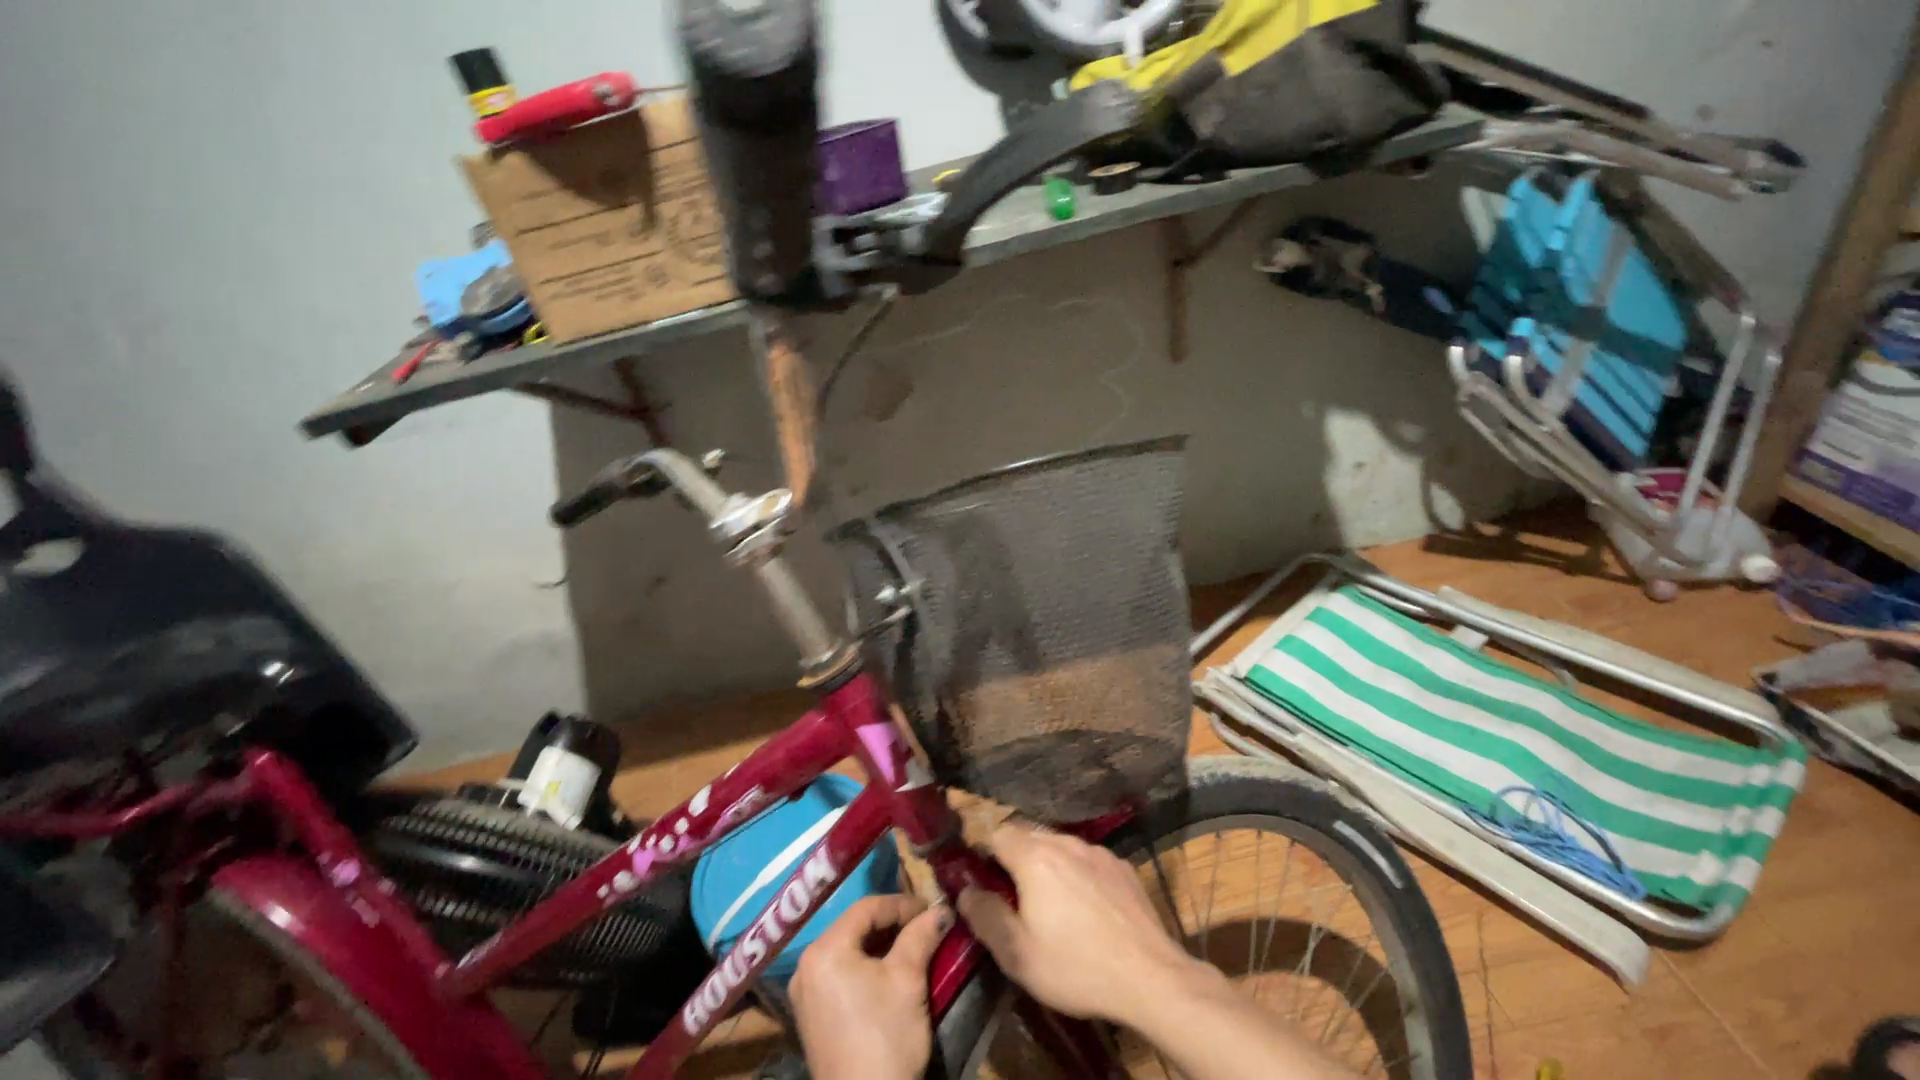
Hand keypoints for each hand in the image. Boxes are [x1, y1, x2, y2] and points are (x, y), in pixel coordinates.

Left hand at [791, 894, 953, 1079]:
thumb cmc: (886, 1036)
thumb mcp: (908, 980)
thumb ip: (922, 935)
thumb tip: (941, 910)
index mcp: (824, 950)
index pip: (866, 908)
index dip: (902, 904)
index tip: (932, 910)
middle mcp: (806, 965)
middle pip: (854, 928)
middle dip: (892, 925)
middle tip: (925, 928)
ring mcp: (805, 994)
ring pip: (848, 952)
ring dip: (881, 947)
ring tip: (913, 949)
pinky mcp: (812, 1017)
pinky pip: (840, 976)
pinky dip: (866, 969)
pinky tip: (890, 977)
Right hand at [957, 825, 1214, 1027]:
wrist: (1151, 978)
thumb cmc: (1076, 968)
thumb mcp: (1017, 955)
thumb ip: (985, 916)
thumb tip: (965, 891)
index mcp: (1035, 858)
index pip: (997, 834)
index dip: (985, 856)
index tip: (985, 884)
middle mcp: (1067, 843)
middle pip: (1029, 836)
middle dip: (1015, 860)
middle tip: (1015, 900)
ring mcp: (1100, 853)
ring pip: (1060, 846)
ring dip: (1048, 866)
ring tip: (1052, 906)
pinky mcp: (1123, 868)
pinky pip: (1087, 860)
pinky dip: (1078, 874)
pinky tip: (1086, 909)